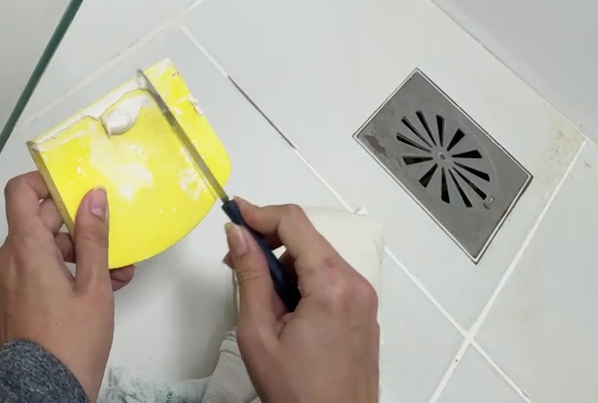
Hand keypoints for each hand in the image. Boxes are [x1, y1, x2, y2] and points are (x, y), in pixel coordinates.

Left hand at [0, 173, 133, 400]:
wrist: (42, 396)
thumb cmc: (70, 340)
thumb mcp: (92, 286)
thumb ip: (93, 237)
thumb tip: (94, 195)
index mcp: (25, 246)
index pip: (20, 191)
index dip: (43, 181)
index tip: (72, 186)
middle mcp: (10, 257)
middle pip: (38, 220)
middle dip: (76, 224)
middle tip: (112, 234)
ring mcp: (10, 279)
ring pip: (44, 248)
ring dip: (78, 252)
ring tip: (118, 271)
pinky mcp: (15, 299)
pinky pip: (39, 270)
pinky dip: (66, 271)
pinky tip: (101, 287)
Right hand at [226, 200, 378, 402]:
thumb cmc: (295, 393)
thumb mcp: (259, 334)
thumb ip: (249, 275)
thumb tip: (238, 232)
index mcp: (332, 285)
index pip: (293, 222)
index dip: (260, 212)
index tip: (232, 214)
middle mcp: (355, 285)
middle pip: (306, 235)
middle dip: (268, 238)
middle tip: (235, 258)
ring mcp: (364, 301)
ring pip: (316, 255)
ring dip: (283, 260)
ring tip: (258, 291)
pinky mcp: (364, 315)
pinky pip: (329, 277)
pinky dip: (302, 276)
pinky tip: (282, 304)